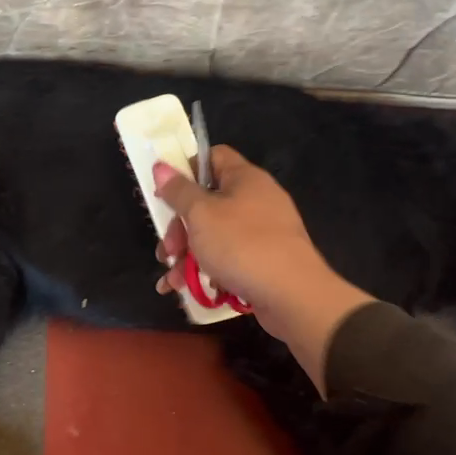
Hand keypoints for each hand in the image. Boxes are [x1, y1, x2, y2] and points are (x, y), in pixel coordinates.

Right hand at [150, 146, 326, 307]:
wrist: (294, 296)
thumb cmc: (242, 244)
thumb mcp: (200, 214)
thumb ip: (179, 190)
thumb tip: (161, 166)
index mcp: (245, 178)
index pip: (212, 157)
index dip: (186, 170)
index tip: (166, 193)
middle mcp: (256, 200)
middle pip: (207, 202)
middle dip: (179, 228)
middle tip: (167, 249)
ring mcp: (263, 232)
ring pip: (214, 234)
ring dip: (187, 254)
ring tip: (172, 279)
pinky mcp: (265, 261)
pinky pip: (229, 257)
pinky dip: (207, 270)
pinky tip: (188, 288)